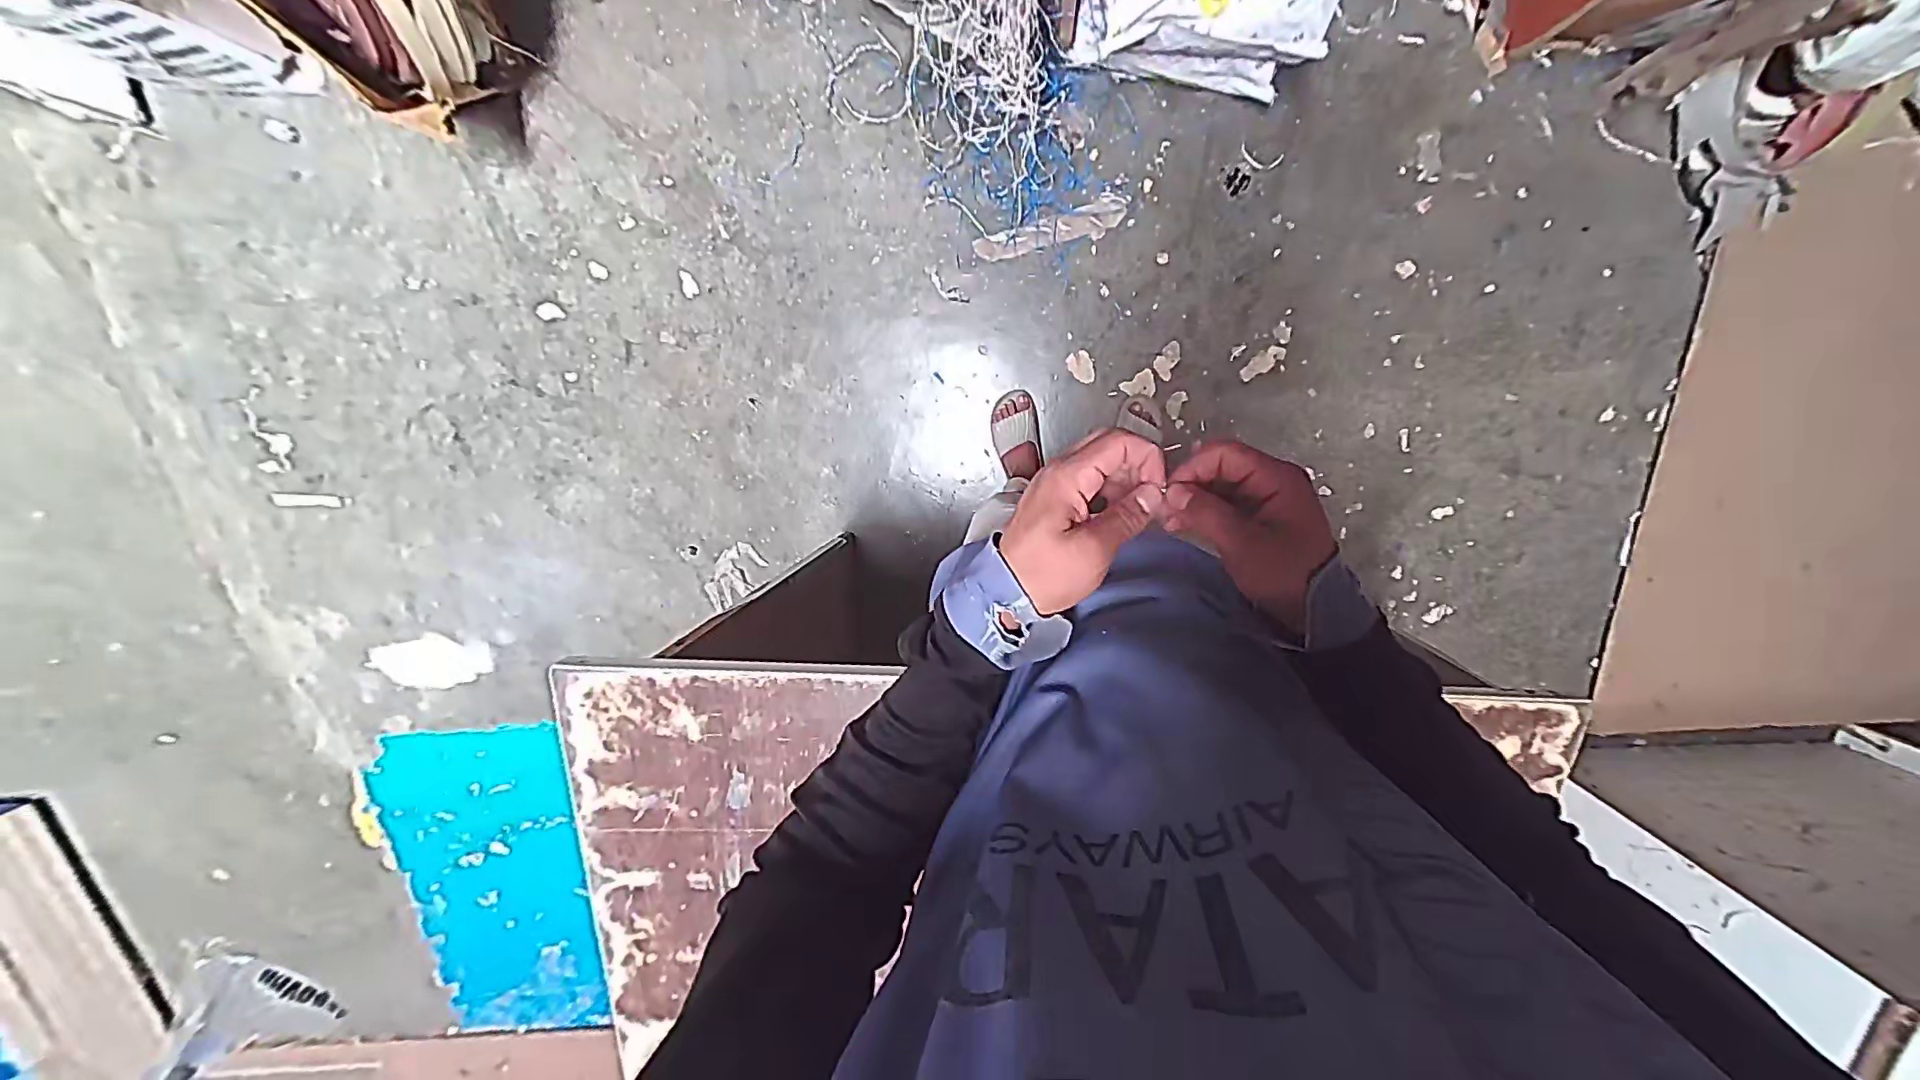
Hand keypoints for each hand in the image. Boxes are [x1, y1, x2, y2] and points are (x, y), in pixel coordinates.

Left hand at [999, 429, 1166, 614]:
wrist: (1006, 593)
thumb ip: (1127, 516)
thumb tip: (1150, 495)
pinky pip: (1086, 481)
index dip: (1148, 458)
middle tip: (1151, 496)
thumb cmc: (1040, 576)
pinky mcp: (1052, 500)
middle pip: (1108, 445)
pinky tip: (1117, 515)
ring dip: (1124, 480)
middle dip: (1138, 465)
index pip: (1119, 441)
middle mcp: (1056, 473)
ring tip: (1137, 511)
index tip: (1158, 486)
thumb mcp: (1094, 549)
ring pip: (1098, 462)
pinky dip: (1107, 491)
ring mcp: (1052, 484)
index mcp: (1066, 477)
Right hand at [1164, 440, 1336, 632]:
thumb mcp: (1241, 542)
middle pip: (1221, 466)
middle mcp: (1272, 480)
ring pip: (1219, 484)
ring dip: (1193, 499)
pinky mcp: (1258, 516)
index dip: (1193, 468)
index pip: (1225, 453)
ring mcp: (1266, 498)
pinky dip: (1203, 510)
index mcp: (1276, 477)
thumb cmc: (1283, 573)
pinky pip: (1224, 502)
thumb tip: (1173, 492)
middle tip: (1166, 509)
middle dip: (1190, 484)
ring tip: (1172, 520)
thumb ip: (1206, 512)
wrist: (1313, 609)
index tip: (1170, 492)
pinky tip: (1185, 524)